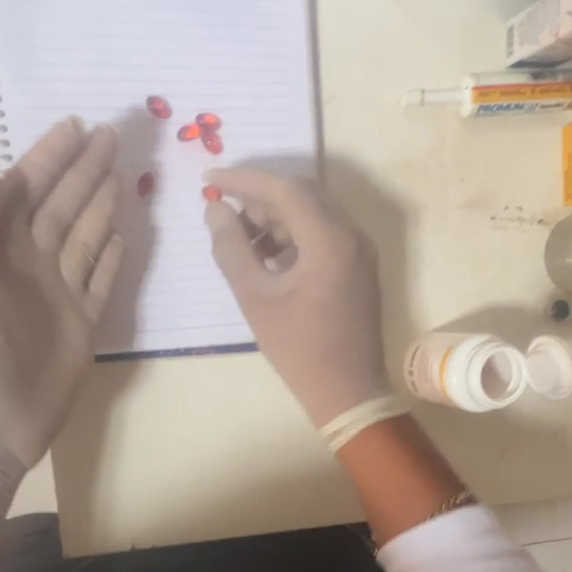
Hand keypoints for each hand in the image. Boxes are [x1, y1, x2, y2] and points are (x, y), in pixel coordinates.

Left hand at [0, 119, 122, 538]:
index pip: (26, 188)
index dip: (49, 156)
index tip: (76, 125)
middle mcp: (29, 263)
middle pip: (63, 204)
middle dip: (85, 169)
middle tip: (114, 135)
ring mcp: (59, 294)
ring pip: (87, 235)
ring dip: (103, 202)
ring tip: (124, 171)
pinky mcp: (83, 325)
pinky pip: (102, 280)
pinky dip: (113, 255)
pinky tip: (124, 231)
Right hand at [203, 168, 401, 444]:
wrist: (349, 392)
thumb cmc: (299, 350)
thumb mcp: (255, 299)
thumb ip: (232, 249)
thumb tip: (215, 211)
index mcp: (330, 240)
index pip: (285, 189)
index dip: (244, 180)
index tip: (210, 181)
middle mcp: (352, 236)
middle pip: (303, 195)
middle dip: (261, 197)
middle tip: (225, 212)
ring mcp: (360, 252)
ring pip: (314, 214)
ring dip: (277, 217)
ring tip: (242, 240)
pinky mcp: (359, 267)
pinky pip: (325, 235)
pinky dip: (295, 236)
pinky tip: (268, 257)